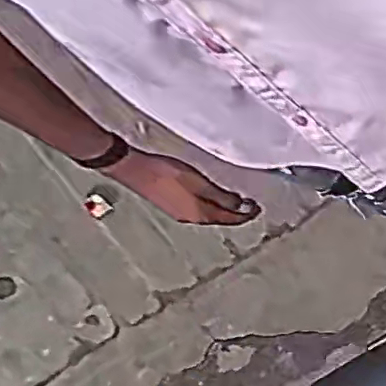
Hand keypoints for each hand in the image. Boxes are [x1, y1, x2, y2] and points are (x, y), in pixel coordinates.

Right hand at [103, 150, 258, 225]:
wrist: (128, 166)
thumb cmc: (163, 172)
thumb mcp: (199, 183)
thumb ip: (222, 197)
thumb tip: (241, 207)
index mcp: (201, 215)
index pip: (232, 219)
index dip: (248, 214)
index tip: (258, 208)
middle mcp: (192, 219)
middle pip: (222, 219)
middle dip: (238, 214)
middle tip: (250, 206)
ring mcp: (180, 213)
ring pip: (210, 216)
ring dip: (224, 210)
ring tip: (235, 202)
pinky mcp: (170, 206)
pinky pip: (198, 210)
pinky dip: (211, 207)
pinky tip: (211, 199)